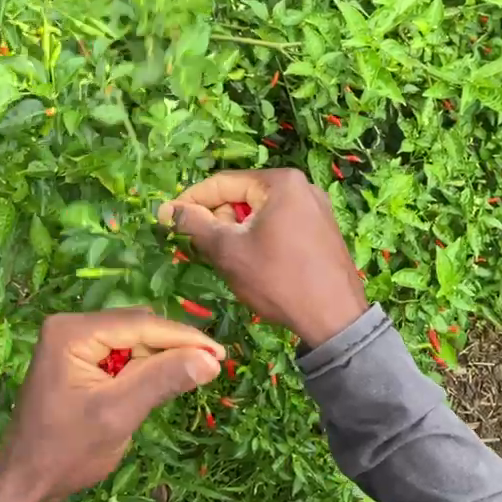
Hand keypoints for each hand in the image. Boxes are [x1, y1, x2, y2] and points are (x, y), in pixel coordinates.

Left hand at [0, 310, 223, 501]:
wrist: (26, 482)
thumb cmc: (67, 451)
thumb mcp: (118, 414)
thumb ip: (162, 380)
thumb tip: (211, 359)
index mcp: (71, 331)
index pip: (139, 324)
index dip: (183, 337)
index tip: (220, 354)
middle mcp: (70, 326)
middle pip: (136, 326)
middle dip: (173, 346)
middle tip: (211, 367)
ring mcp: (71, 341)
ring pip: (132, 338)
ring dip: (160, 356)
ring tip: (192, 375)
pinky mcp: (77, 357)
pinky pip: (120, 352)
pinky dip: (143, 366)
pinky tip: (161, 381)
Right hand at [156, 169, 368, 347]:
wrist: (336, 319)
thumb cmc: (278, 279)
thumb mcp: (229, 250)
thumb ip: (195, 224)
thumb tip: (166, 209)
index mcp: (281, 182)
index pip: (223, 183)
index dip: (191, 201)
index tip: (168, 219)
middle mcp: (302, 187)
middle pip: (243, 196)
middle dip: (218, 219)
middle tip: (202, 246)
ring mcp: (316, 209)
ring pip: (261, 213)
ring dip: (237, 232)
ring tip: (227, 259)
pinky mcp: (322, 231)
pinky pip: (280, 225)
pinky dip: (260, 239)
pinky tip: (254, 264)